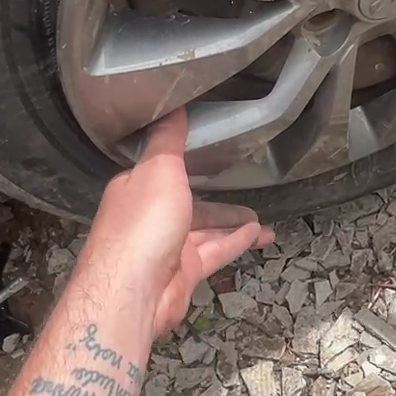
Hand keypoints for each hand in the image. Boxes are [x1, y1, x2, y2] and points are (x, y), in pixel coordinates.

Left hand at [78, 110, 273, 337]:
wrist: (134, 290)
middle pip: (190, 203)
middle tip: (245, 190)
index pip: (163, 171)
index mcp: (137, 189)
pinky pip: (215, 251)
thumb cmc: (143, 224)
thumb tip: (172, 104)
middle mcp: (149, 217)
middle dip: (217, 198)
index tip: (209, 153)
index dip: (186, 162)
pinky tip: (257, 235)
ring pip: (206, 230)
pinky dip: (235, 242)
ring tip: (260, 219)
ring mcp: (167, 247)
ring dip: (233, 223)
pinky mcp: (184, 272)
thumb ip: (169, 139)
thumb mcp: (159, 168)